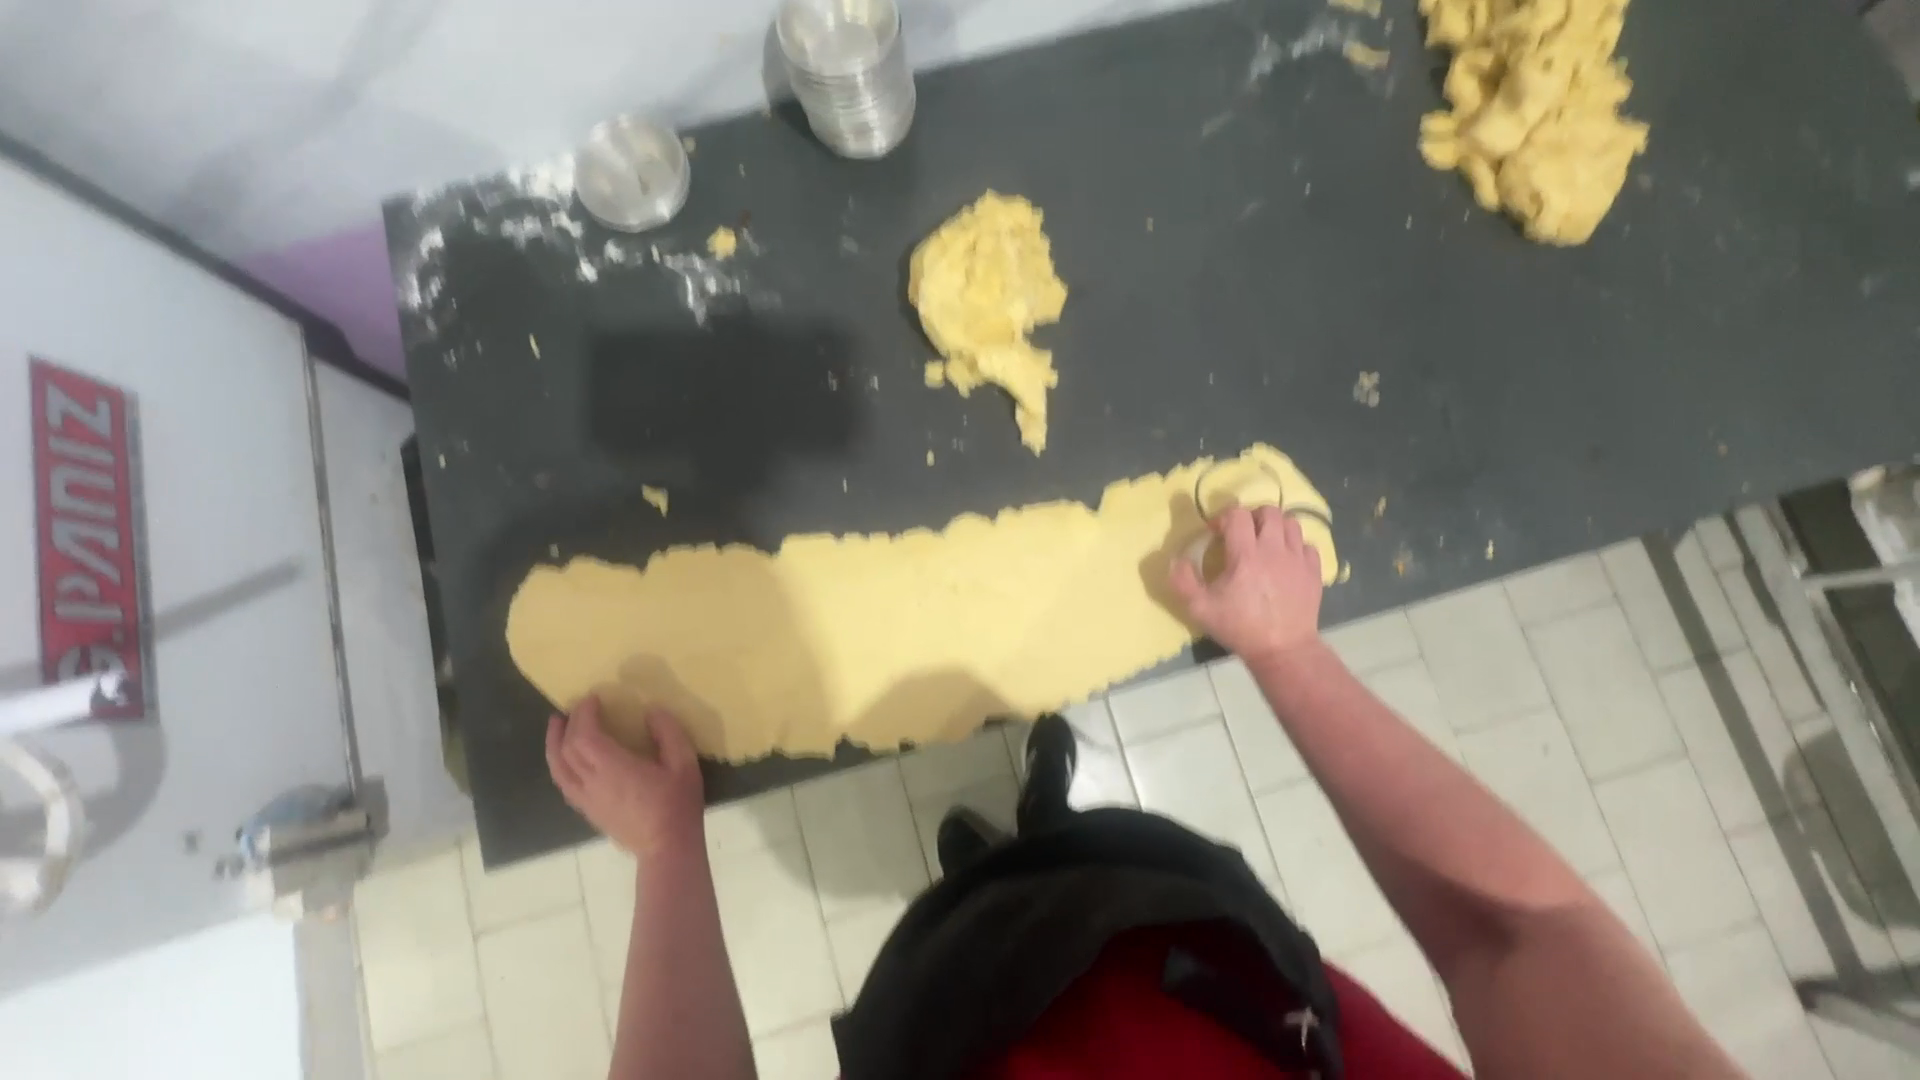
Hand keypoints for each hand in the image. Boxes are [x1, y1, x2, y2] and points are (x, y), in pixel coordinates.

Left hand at [546, 696, 704, 857]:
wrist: (666, 847)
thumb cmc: (677, 804)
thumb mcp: (684, 763)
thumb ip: (668, 733)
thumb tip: (652, 711)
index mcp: (613, 767)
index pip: (585, 735)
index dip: (584, 714)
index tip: (593, 697)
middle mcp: (592, 782)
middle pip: (567, 748)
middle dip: (570, 723)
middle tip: (579, 706)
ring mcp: (586, 798)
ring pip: (558, 768)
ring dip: (554, 744)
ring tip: (557, 726)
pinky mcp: (588, 810)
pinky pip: (564, 783)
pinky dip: (559, 765)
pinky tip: (567, 759)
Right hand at [1169, 504, 1323, 662]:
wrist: (1283, 650)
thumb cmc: (1239, 627)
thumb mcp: (1200, 608)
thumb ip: (1182, 581)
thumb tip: (1176, 559)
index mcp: (1245, 554)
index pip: (1237, 515)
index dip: (1224, 517)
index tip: (1217, 533)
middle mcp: (1274, 549)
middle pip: (1268, 511)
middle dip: (1252, 516)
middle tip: (1242, 533)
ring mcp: (1298, 559)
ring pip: (1291, 523)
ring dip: (1275, 527)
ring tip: (1265, 543)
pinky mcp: (1314, 572)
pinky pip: (1308, 545)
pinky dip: (1295, 546)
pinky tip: (1285, 560)